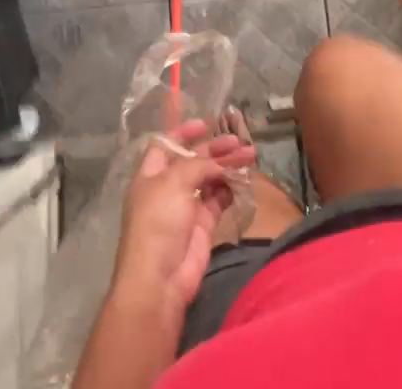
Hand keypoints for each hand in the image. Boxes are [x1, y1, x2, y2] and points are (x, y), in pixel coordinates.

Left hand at [112, 120, 255, 307]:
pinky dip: (229, 189)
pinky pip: (218, 200)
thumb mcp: (174, 183)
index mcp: (151, 174)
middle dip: (215, 149)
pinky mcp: (202, 225)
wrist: (160, 278)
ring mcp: (185, 207)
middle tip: (240, 141)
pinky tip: (242, 181)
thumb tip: (218, 162)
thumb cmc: (158, 222)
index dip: (184, 133)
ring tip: (250, 157)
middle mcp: (167, 188)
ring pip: (209, 179)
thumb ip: (197, 165)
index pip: (166, 145)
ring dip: (227, 167)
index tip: (206, 124)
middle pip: (193, 161)